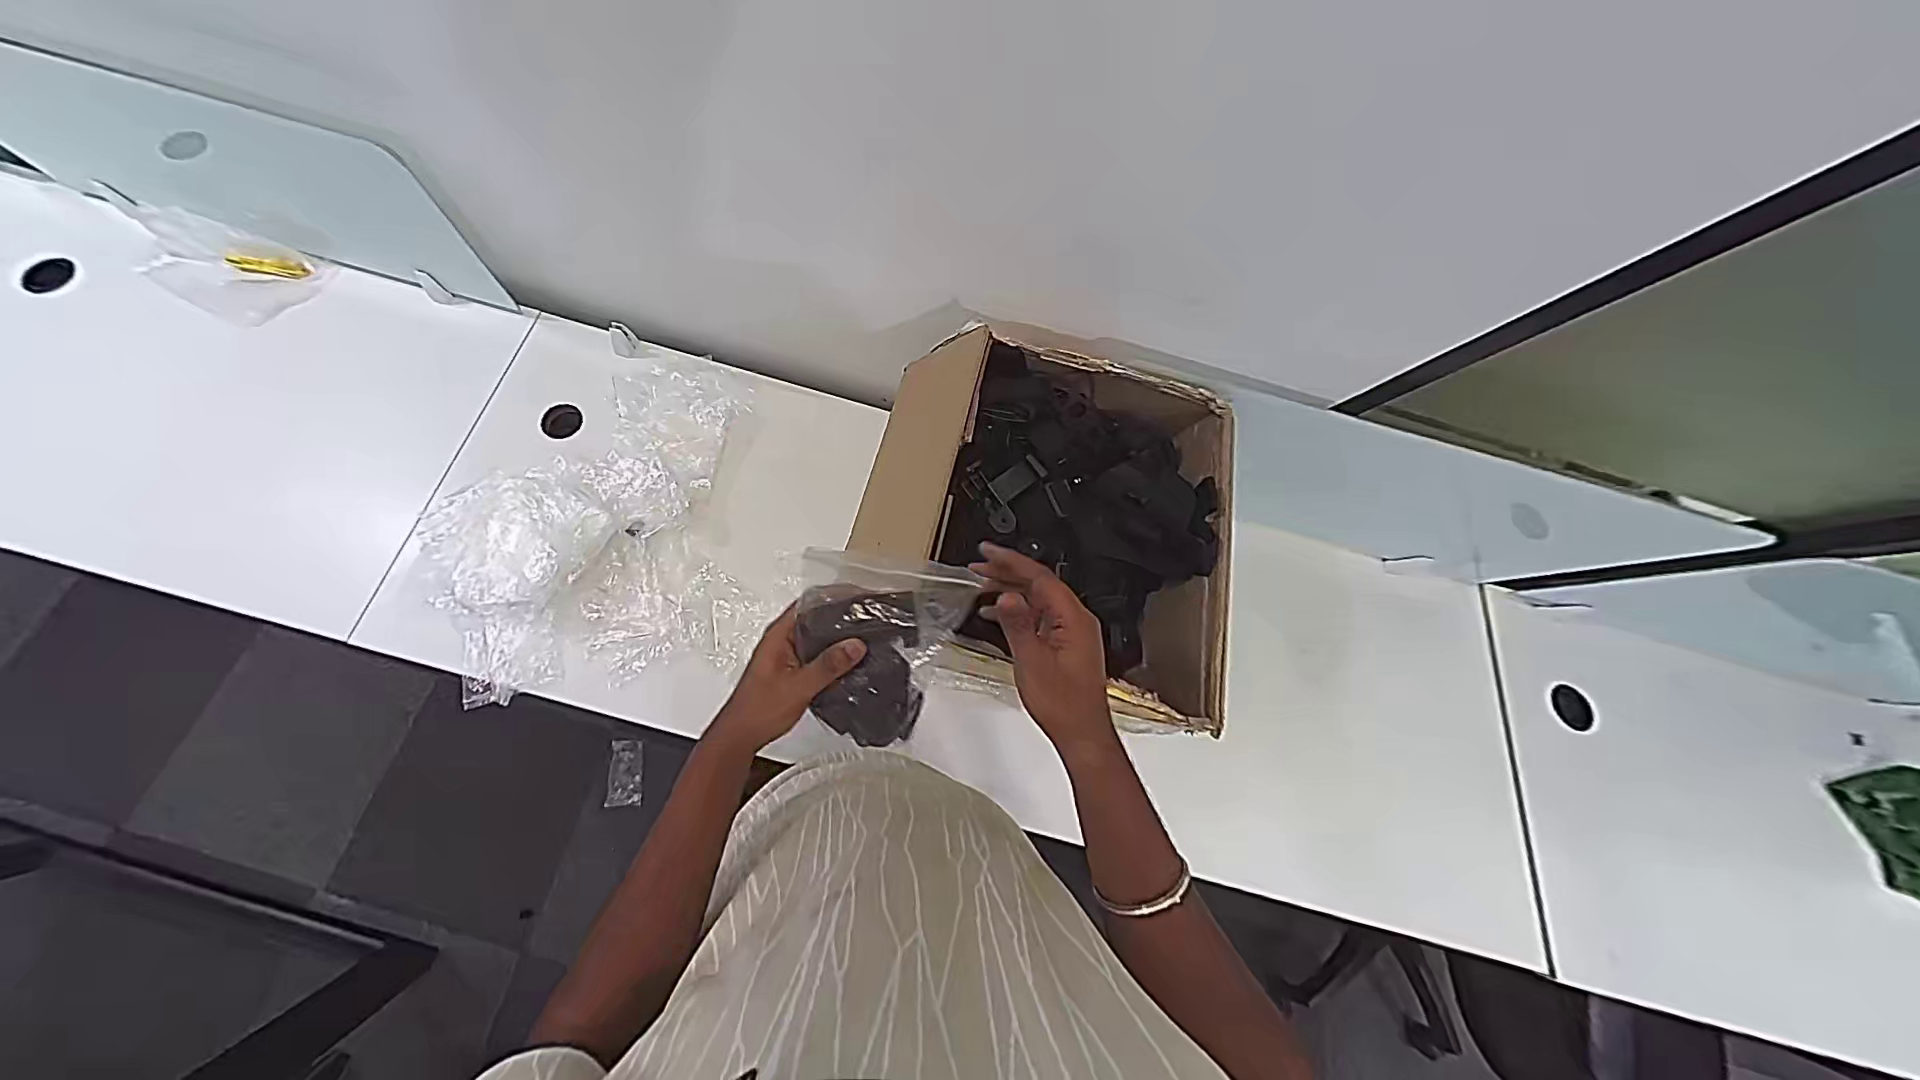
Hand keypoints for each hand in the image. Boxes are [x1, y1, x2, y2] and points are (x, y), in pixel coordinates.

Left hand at [706, 605, 865, 755]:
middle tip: (864, 615)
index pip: (809, 602)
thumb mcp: (799, 686)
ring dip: (838, 636)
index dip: (834, 596)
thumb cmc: (756, 711)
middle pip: (816, 615)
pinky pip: (818, 652)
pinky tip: (847, 661)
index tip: (855, 597)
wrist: (741, 737)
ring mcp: (787, 654)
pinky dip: (833, 653)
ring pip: (818, 635)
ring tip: (862, 636)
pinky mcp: (793, 668)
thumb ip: (828, 665)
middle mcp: (782, 640)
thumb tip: (854, 646)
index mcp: (779, 635)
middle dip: (841, 615)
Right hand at [969, 542, 1114, 752]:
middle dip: (1007, 572)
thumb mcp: (1032, 661)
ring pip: (1039, 599)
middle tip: (980, 565)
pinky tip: (999, 613)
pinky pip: (1040, 615)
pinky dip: (1019, 610)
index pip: (1039, 577)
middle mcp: (1077, 620)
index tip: (989, 552)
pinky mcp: (1066, 644)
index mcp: (1073, 618)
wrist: (1082, 732)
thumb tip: (1006, 596)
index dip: (1011, 561)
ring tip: (983, 585)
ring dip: (1011, 590)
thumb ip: (1017, 624)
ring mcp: (1072, 632)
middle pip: (1039, 584)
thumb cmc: (1064, 704)